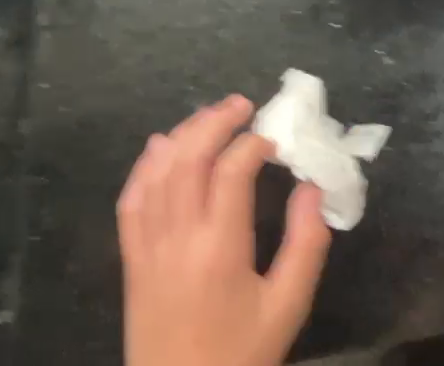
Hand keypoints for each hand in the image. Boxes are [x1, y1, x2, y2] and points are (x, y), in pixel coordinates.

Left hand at [117, 95, 331, 365]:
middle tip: (244, 104)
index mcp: (219, 248)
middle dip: (215, 121)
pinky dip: (144, 167)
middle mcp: (178, 239)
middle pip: (188, 159)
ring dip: (184, 134)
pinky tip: (160, 146)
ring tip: (211, 115)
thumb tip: (313, 187)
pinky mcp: (132, 261)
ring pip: (158, 173)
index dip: (254, 144)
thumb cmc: (240, 355)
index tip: (277, 139)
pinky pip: (130, 202)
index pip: (231, 172)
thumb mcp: (288, 306)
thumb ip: (306, 244)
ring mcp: (148, 248)